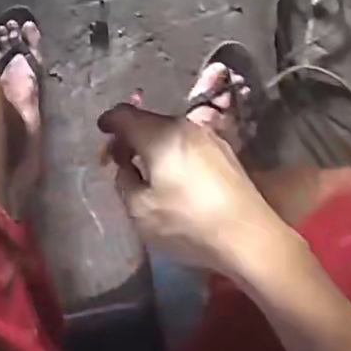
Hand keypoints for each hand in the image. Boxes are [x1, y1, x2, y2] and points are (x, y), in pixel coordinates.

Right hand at [97, 103, 298, 277]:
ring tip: (146, 172)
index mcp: (159, 134)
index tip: (101, 131)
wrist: (249, 236)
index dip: (109, 121)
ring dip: (151, 145)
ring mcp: (206, 135)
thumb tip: (126, 166)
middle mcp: (182, 124)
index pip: (125, 114)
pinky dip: (172, 151)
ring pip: (168, 131)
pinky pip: (186, 141)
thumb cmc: (189, 223)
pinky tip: (174, 176)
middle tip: (119, 161)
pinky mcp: (223, 150)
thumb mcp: (141, 211)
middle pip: (147, 121)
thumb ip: (124, 181)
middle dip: (129, 137)